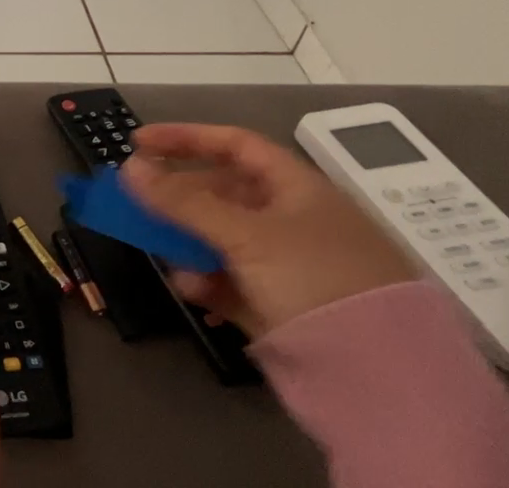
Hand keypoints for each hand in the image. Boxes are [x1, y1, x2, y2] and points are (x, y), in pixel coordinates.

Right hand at [121, 122, 416, 337]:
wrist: (379, 371)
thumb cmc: (312, 278)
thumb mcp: (243, 234)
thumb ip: (181, 201)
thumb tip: (129, 167)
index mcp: (298, 189)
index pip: (234, 145)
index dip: (185, 138)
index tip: (137, 142)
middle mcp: (295, 219)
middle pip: (222, 193)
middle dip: (178, 200)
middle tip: (138, 207)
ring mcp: (290, 263)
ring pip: (221, 239)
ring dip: (189, 246)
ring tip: (173, 263)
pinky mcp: (283, 303)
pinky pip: (232, 279)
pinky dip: (209, 281)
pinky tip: (196, 292)